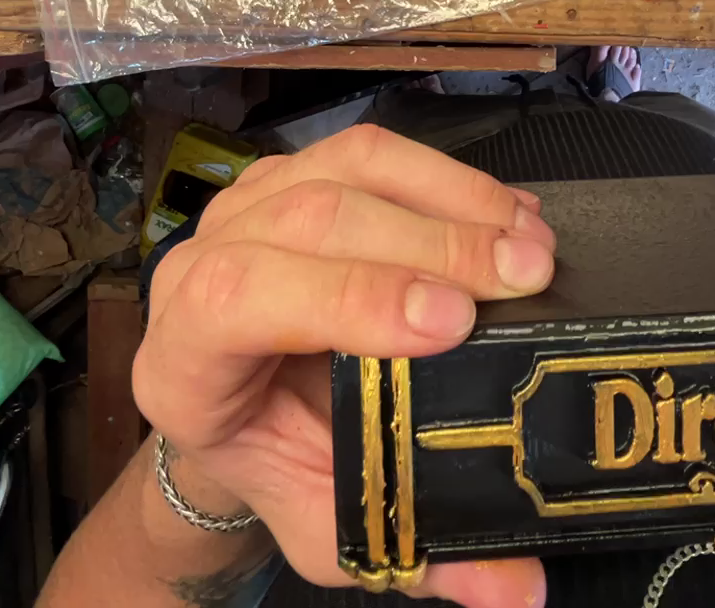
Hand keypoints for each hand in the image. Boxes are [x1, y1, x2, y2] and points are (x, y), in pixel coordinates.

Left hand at [134, 125, 555, 607]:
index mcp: (185, 356)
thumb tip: (518, 589)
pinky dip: (447, 176)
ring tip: (529, 240)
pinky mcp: (297, 171)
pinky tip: (506, 211)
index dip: (349, 297)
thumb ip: (416, 555)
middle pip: (310, 218)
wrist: (245, 394)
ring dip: (449, 197)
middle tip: (526, 274)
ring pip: (346, 166)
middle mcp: (204, 259)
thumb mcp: (330, 517)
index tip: (450, 321)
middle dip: (430, 242)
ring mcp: (251, 202)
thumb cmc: (279, 452)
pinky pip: (371, 150)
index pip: (241, 298)